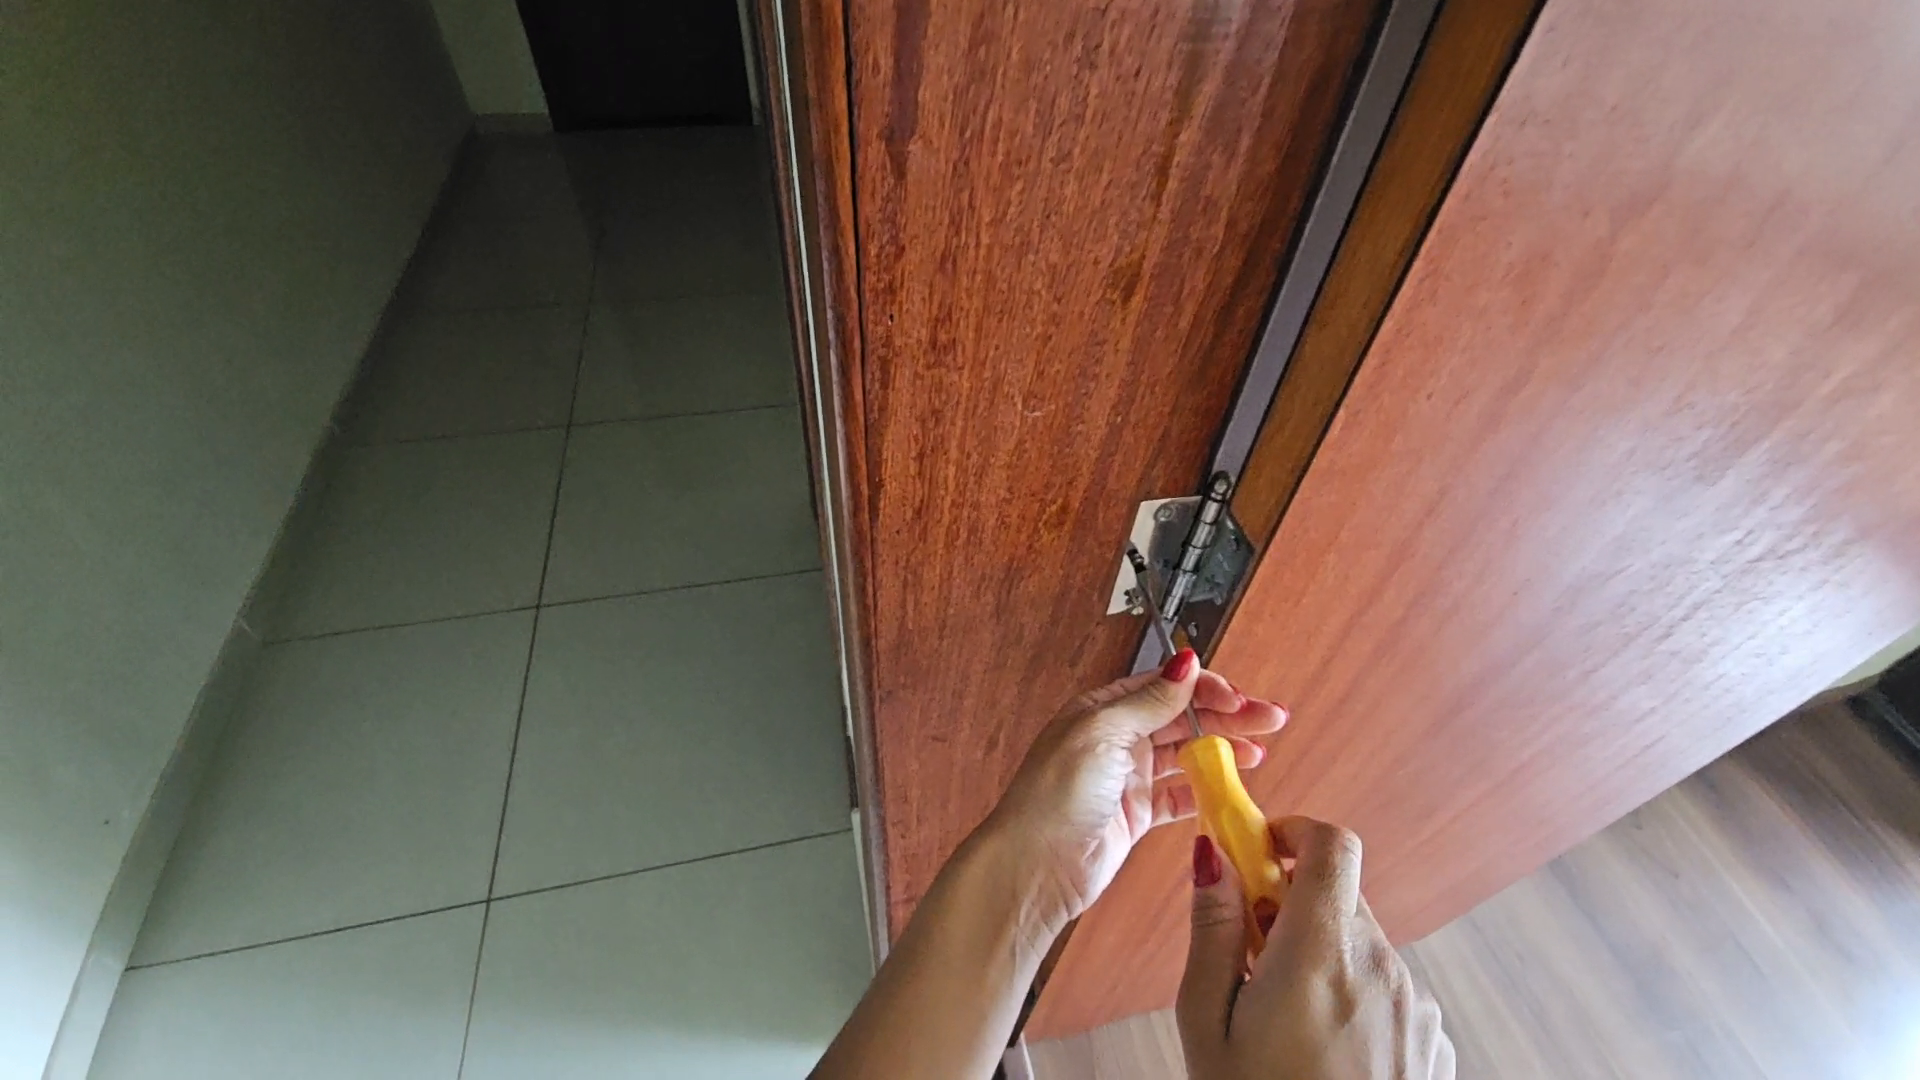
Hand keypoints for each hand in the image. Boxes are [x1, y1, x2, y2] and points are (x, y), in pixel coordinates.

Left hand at [980, 649, 1287, 933]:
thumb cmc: (1055, 794)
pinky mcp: (1136, 814)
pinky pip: (1180, 796)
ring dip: (1223, 751)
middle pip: (1182, 718)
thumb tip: (1185, 662)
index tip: (1240, 699)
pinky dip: (1207, 791)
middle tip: (1270, 719)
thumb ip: (1149, 701)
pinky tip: (1232, 788)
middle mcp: (1116, 738)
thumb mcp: (1103, 734)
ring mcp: (1127, 777)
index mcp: (1102, 710)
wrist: (1036, 865)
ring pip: (1186, 755)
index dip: (1205, 689)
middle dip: (1227, 716)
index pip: (1164, 687)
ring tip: (1260, 751)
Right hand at [1178, 818, 1455, 1079]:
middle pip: (1336, 894)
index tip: (1256, 848)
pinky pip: (1385, 982)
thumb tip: (1212, 853)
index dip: (1293, 830)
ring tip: (1280, 1013)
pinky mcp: (1432, 1042)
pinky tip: (1321, 1043)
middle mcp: (1382, 971)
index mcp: (1322, 956)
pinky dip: (1350, 988)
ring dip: (1317, 949)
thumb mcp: (1206, 1020)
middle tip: (1247, 951)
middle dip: (1287, 904)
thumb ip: (1211, 926)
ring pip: (1358, 939)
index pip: (1332, 845)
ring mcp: (1416, 1009)